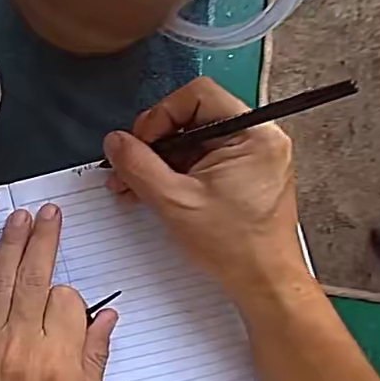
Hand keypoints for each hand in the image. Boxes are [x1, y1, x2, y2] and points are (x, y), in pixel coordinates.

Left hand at [0, 204, 116, 380]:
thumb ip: (94, 359)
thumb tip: (106, 318)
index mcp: (57, 364)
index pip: (67, 302)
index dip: (73, 300)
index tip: (74, 312)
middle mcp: (21, 346)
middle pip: (34, 278)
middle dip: (44, 240)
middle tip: (49, 212)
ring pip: (2, 281)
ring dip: (12, 244)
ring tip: (20, 217)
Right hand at [103, 76, 306, 298]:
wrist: (264, 284)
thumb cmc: (236, 248)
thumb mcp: (173, 201)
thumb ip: (138, 165)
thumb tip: (115, 141)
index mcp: (253, 134)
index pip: (197, 95)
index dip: (161, 115)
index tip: (141, 142)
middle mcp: (258, 139)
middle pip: (192, 118)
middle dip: (155, 143)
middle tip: (131, 165)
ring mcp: (252, 157)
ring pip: (193, 141)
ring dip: (160, 161)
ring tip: (135, 185)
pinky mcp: (243, 175)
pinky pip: (202, 160)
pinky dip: (176, 173)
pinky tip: (154, 191)